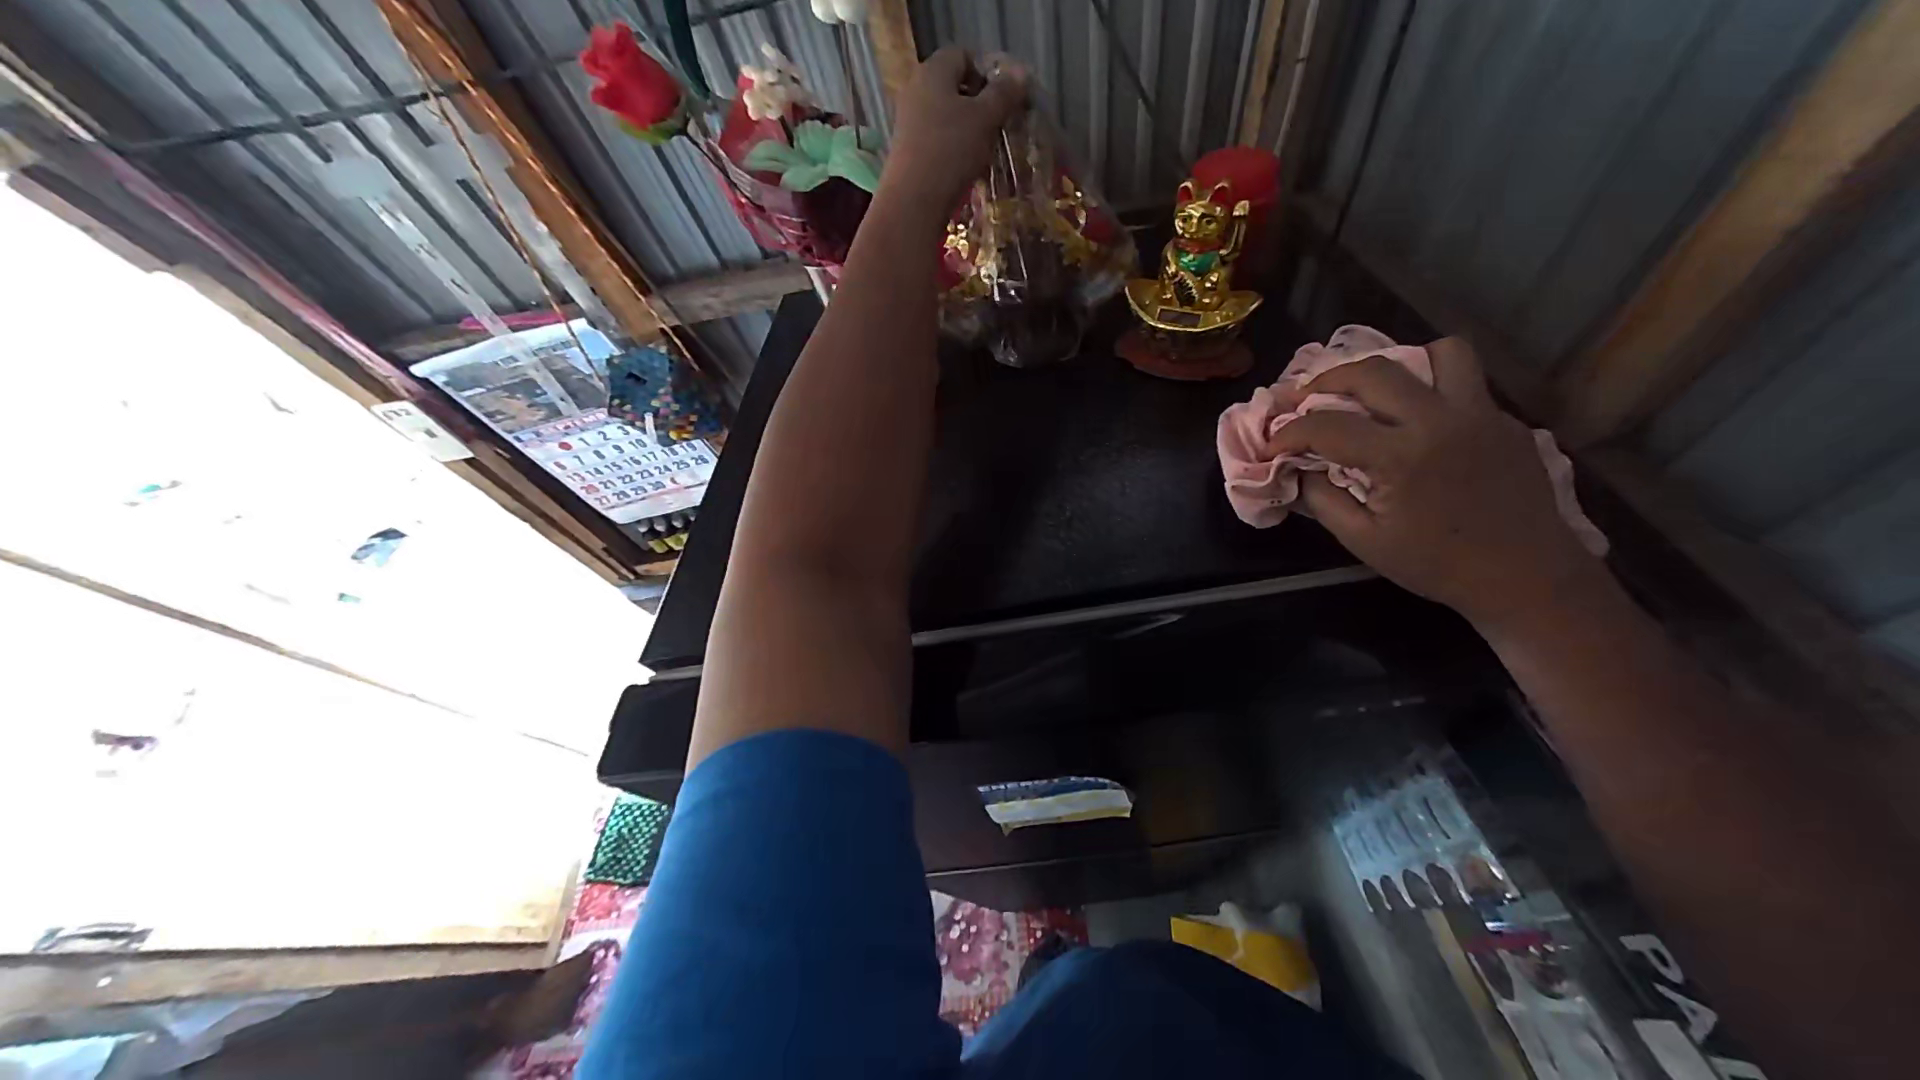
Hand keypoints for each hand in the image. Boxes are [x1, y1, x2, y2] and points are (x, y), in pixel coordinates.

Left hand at [879, 47, 1026, 213]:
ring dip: (969, 128)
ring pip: (947, 116)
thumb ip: (1004, 94)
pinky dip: (955, 147)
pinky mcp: (909, 151)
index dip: (987, 71)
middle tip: (1000, 123)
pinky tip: (968, 166)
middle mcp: (915, 91)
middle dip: (980, 102)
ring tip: (987, 148)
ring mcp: (909, 123)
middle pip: (954, 87)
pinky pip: (937, 140)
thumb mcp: (985, 118)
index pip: (963, 55)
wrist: (914, 202)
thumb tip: (1020, 75)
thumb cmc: (951, 150)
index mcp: (932, 72)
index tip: (1004, 97)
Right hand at [1269, 338, 1606, 630]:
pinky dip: (1432, 389)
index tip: (1272, 445)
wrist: (1525, 576)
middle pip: (1374, 371)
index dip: (1289, 433)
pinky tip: (1417, 422)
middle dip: (1327, 380)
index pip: (1327, 426)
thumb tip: (1299, 470)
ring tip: (1378, 391)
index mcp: (1400, 457)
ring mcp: (1480, 414)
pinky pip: (1467, 383)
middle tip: (1307, 399)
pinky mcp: (1505, 420)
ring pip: (1441, 353)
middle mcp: (1440, 421)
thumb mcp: (1363, 541)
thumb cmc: (1436, 565)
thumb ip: (1323, 500)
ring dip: (1399, 366)